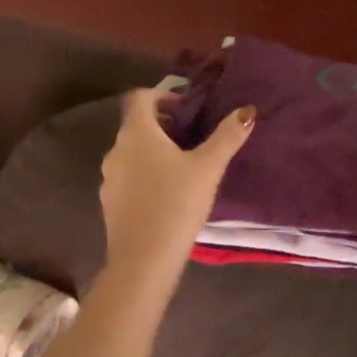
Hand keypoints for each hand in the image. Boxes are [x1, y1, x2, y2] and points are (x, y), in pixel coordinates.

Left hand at [100, 89, 254, 286]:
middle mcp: (116, 149)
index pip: (141, 97)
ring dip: (153, 152)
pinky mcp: (109, 203)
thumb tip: (247, 110)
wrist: (143, 260)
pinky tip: (167, 194)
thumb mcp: (209, 167)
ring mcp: (109, 178)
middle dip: (163, 125)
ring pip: (132, 152)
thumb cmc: (176, 203)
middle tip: (193, 137)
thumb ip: (227, 136)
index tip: (187, 109)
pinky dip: (145, 175)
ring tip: (183, 167)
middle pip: (137, 124)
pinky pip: (127, 177)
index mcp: (137, 132)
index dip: (162, 96)